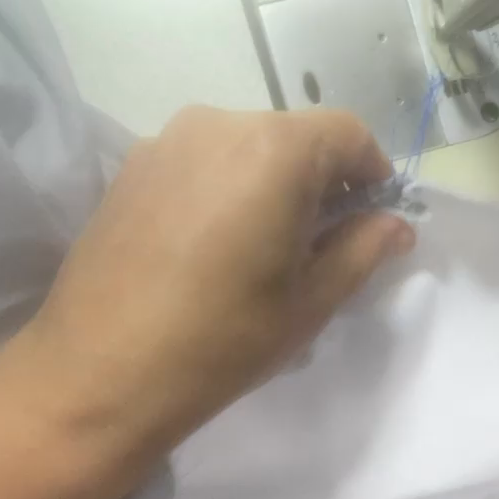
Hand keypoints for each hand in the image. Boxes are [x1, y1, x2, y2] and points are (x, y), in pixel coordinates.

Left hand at [19, 106, 414, 450]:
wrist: (101, 373)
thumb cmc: (223, 341)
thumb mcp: (310, 302)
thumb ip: (363, 249)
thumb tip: (397, 224)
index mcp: (274, 150)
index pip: (348, 133)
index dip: (373, 173)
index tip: (374, 220)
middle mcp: (218, 124)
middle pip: (294, 136)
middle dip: (323, 181)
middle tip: (322, 244)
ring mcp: (165, 141)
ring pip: (246, 147)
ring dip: (273, 184)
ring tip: (265, 250)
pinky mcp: (131, 168)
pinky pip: (203, 162)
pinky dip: (228, 188)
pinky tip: (216, 248)